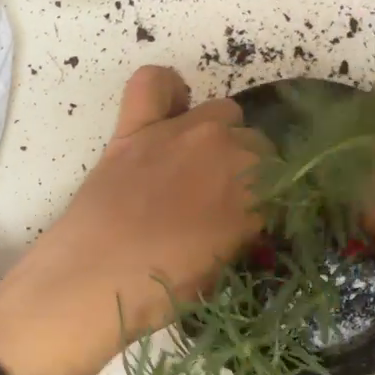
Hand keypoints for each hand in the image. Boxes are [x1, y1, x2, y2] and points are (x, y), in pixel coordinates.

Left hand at [0, 66, 265, 374]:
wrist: (91, 282)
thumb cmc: (159, 292)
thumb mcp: (219, 275)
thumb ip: (240, 239)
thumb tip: (243, 227)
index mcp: (256, 197)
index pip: (283, 188)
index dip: (268, 208)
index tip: (253, 226)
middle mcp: (228, 153)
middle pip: (258, 147)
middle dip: (248, 175)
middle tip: (222, 206)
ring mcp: (180, 132)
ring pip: (223, 113)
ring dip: (219, 138)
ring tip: (196, 169)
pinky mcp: (135, 126)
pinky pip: (156, 82)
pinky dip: (167, 92)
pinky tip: (168, 116)